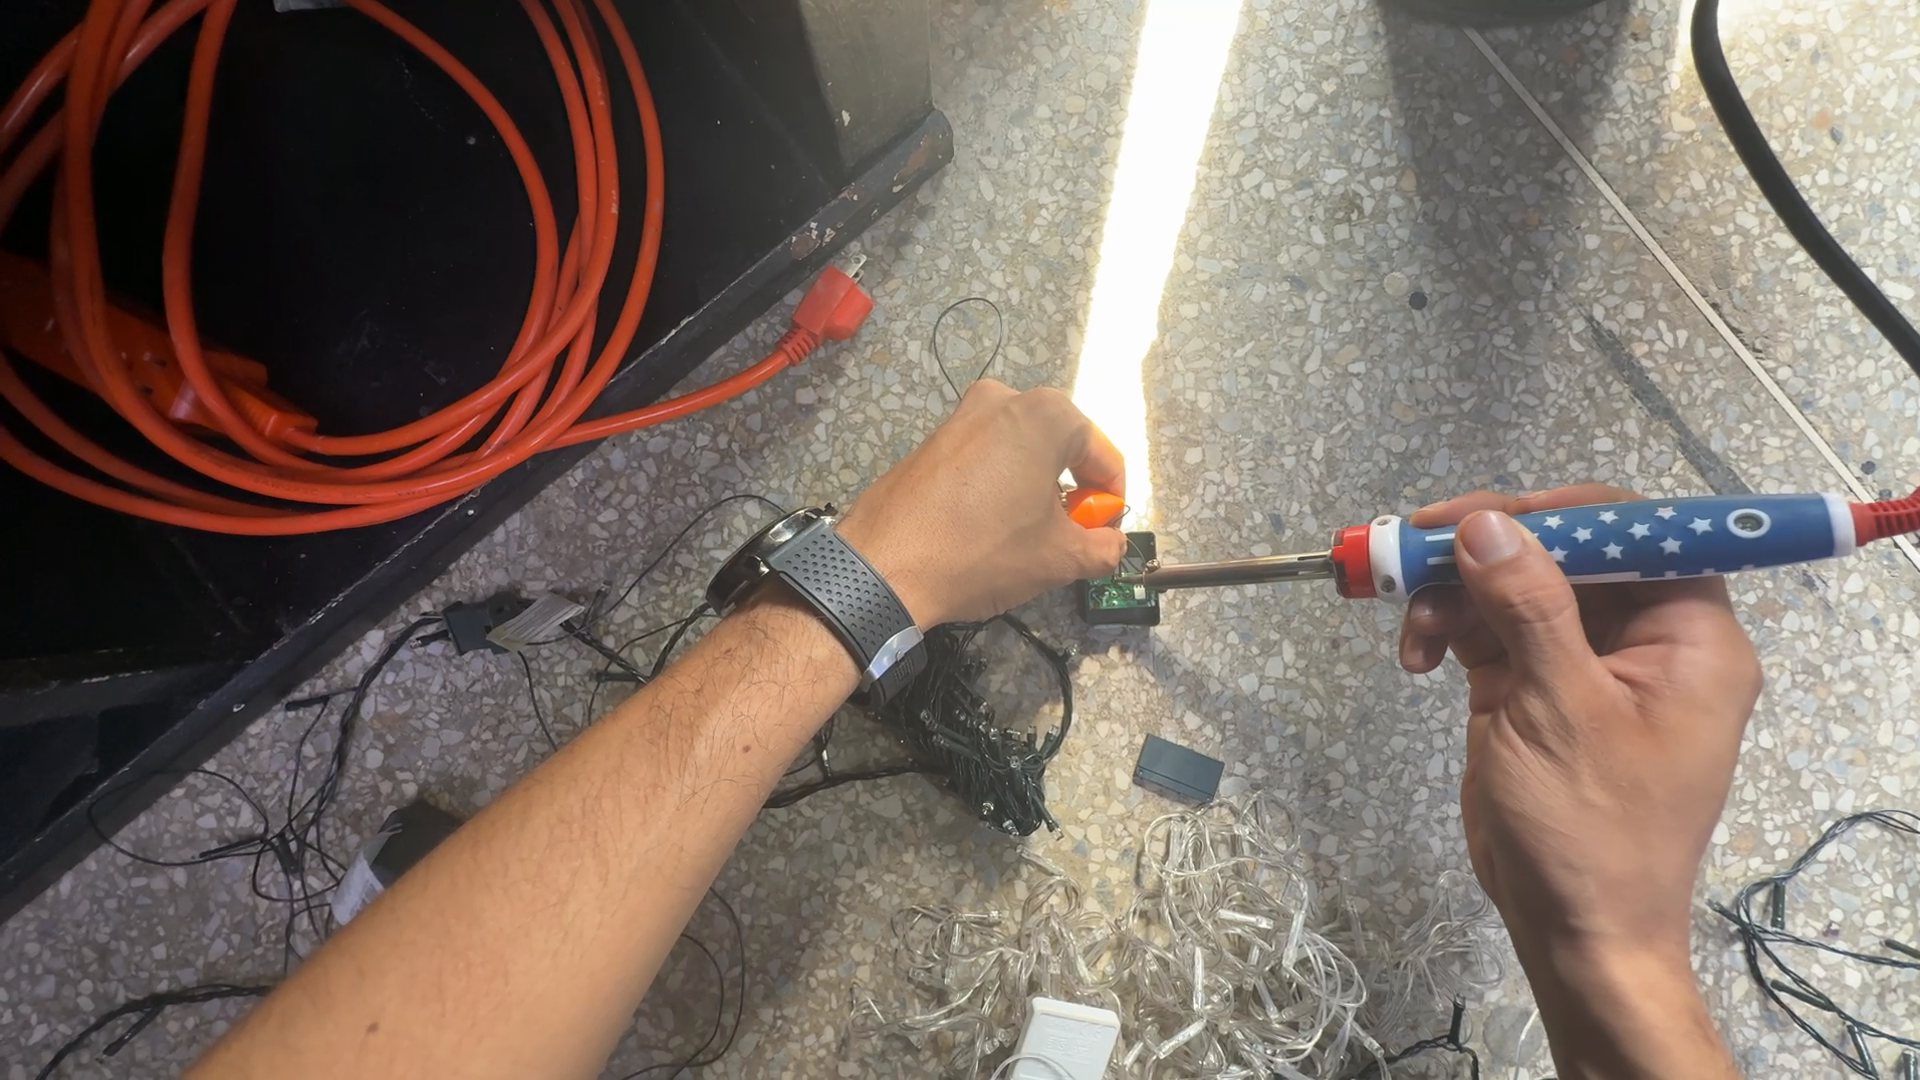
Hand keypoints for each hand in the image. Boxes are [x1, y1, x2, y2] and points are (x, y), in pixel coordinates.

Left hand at [836, 380, 1126, 625]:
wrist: (883, 566)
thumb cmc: (982, 552)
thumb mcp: (1060, 558)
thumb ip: (1105, 548)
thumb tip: (1112, 544)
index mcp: (1046, 414)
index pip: (1104, 457)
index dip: (1112, 501)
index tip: (1105, 535)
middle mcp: (1004, 399)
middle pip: (1062, 450)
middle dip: (1072, 494)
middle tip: (1064, 538)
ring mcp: (962, 416)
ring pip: (1021, 454)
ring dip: (1034, 491)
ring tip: (1022, 537)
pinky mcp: (932, 439)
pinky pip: (985, 459)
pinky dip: (998, 487)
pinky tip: (983, 527)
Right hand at [1398, 485, 1758, 1078]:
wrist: (1564, 915)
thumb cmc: (1589, 821)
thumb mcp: (1560, 708)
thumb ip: (1528, 608)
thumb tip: (1485, 523)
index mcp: (1683, 636)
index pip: (1636, 534)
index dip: (1558, 514)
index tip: (1475, 516)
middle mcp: (1630, 635)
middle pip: (1554, 553)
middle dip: (1478, 552)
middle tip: (1409, 550)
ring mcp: (1568, 656)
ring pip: (1502, 585)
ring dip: (1446, 595)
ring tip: (1408, 629)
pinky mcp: (1519, 678)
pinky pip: (1475, 625)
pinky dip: (1438, 629)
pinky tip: (1413, 658)